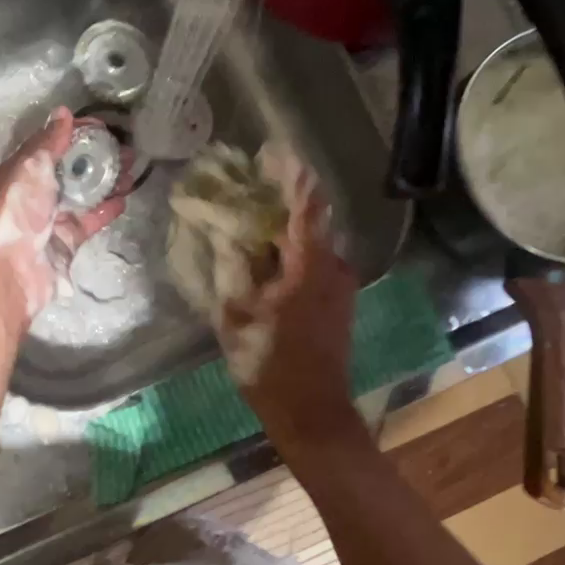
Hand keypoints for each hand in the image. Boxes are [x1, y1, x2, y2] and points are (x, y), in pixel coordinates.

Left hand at [0, 106, 127, 327]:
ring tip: (132, 170)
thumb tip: (64, 113)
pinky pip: (89, 221)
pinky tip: (124, 199)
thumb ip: (48, 143)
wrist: (10, 270)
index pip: (50, 144)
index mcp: (20, 172)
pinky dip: (106, 210)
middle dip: (97, 159)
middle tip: (126, 150)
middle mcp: (35, 193)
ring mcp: (51, 219)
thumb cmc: (16, 211)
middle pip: (70, 170)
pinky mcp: (66, 242)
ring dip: (107, 182)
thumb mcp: (29, 168)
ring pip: (83, 195)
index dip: (76, 133)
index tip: (105, 127)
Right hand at [224, 166, 363, 447]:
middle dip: (280, 200)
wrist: (312, 412)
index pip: (307, 202)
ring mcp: (340, 286)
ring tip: (246, 222)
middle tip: (245, 188)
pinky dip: (289, 253)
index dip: (290, 173)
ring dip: (282, 230)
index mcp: (311, 264)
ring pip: (310, 244)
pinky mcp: (336, 303)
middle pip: (310, 220)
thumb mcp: (236, 315)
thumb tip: (224, 232)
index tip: (269, 152)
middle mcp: (334, 267)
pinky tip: (261, 260)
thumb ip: (231, 267)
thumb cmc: (269, 363)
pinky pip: (313, 263)